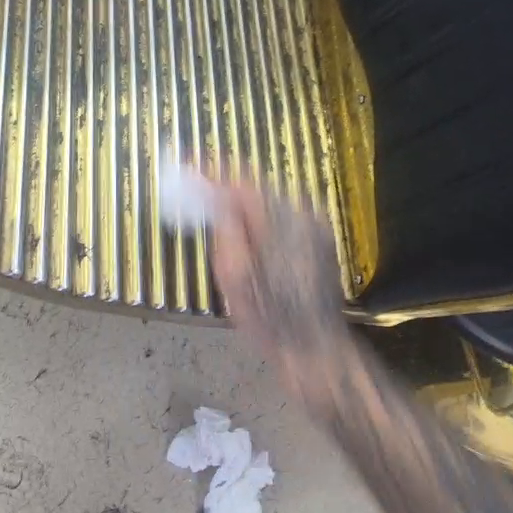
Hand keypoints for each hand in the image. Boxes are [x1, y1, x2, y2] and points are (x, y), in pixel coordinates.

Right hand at [208, 181, 350, 386]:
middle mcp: (302, 215)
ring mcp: (316, 225)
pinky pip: (286, 216)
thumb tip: (214, 193)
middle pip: (259, 187)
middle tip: (201, 190)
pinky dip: (265, 217)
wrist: (314, 346)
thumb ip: (226, 226)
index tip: (192, 167)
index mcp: (279, 221)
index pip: (242, 183)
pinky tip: (251, 232)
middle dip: (229, 188)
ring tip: (222, 212)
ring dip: (247, 203)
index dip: (215, 173)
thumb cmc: (268, 318)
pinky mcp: (321, 238)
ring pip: (272, 201)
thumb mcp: (233, 274)